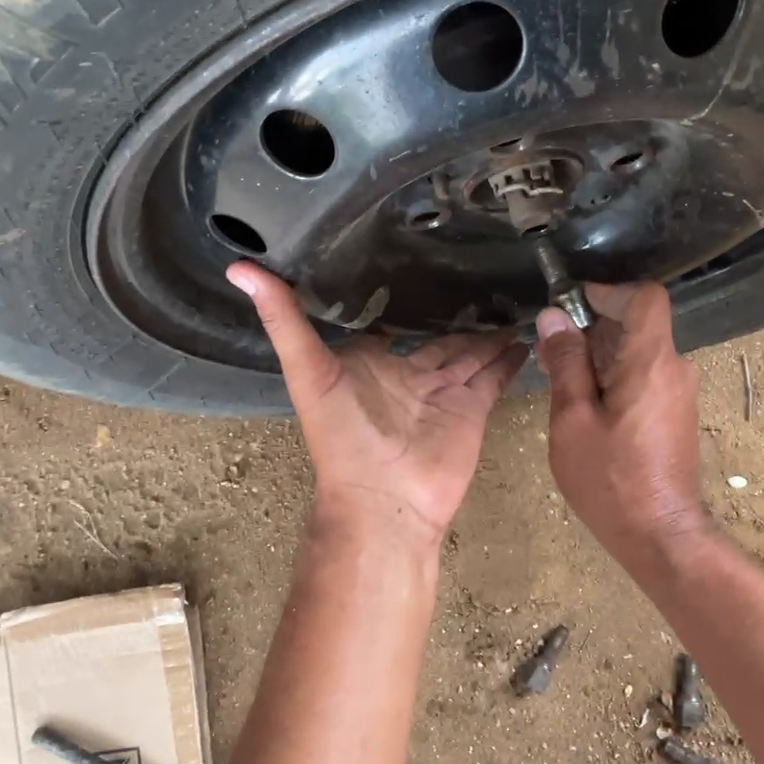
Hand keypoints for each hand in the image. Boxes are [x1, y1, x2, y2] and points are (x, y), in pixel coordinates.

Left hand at [227, 262, 528, 548]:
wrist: (383, 501)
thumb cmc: (341, 436)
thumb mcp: (306, 369)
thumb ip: (282, 318)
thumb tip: (239, 266)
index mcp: (371, 363)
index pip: (391, 323)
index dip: (404, 296)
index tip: (419, 261)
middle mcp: (409, 374)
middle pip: (439, 336)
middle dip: (457, 312)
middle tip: (481, 273)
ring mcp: (444, 392)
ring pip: (471, 351)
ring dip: (488, 331)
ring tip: (510, 298)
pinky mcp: (472, 408)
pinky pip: (494, 376)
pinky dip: (509, 357)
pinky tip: (525, 334)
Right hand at [535, 283, 705, 555]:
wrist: (660, 536)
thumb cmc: (610, 479)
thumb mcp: (573, 419)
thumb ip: (565, 363)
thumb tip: (553, 317)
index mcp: (651, 362)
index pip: (644, 298)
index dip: (607, 291)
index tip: (570, 303)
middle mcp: (674, 369)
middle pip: (636, 325)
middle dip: (590, 327)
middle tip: (548, 350)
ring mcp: (677, 393)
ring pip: (636, 352)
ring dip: (596, 354)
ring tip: (556, 378)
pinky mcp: (673, 413)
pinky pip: (642, 376)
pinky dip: (611, 376)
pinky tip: (580, 403)